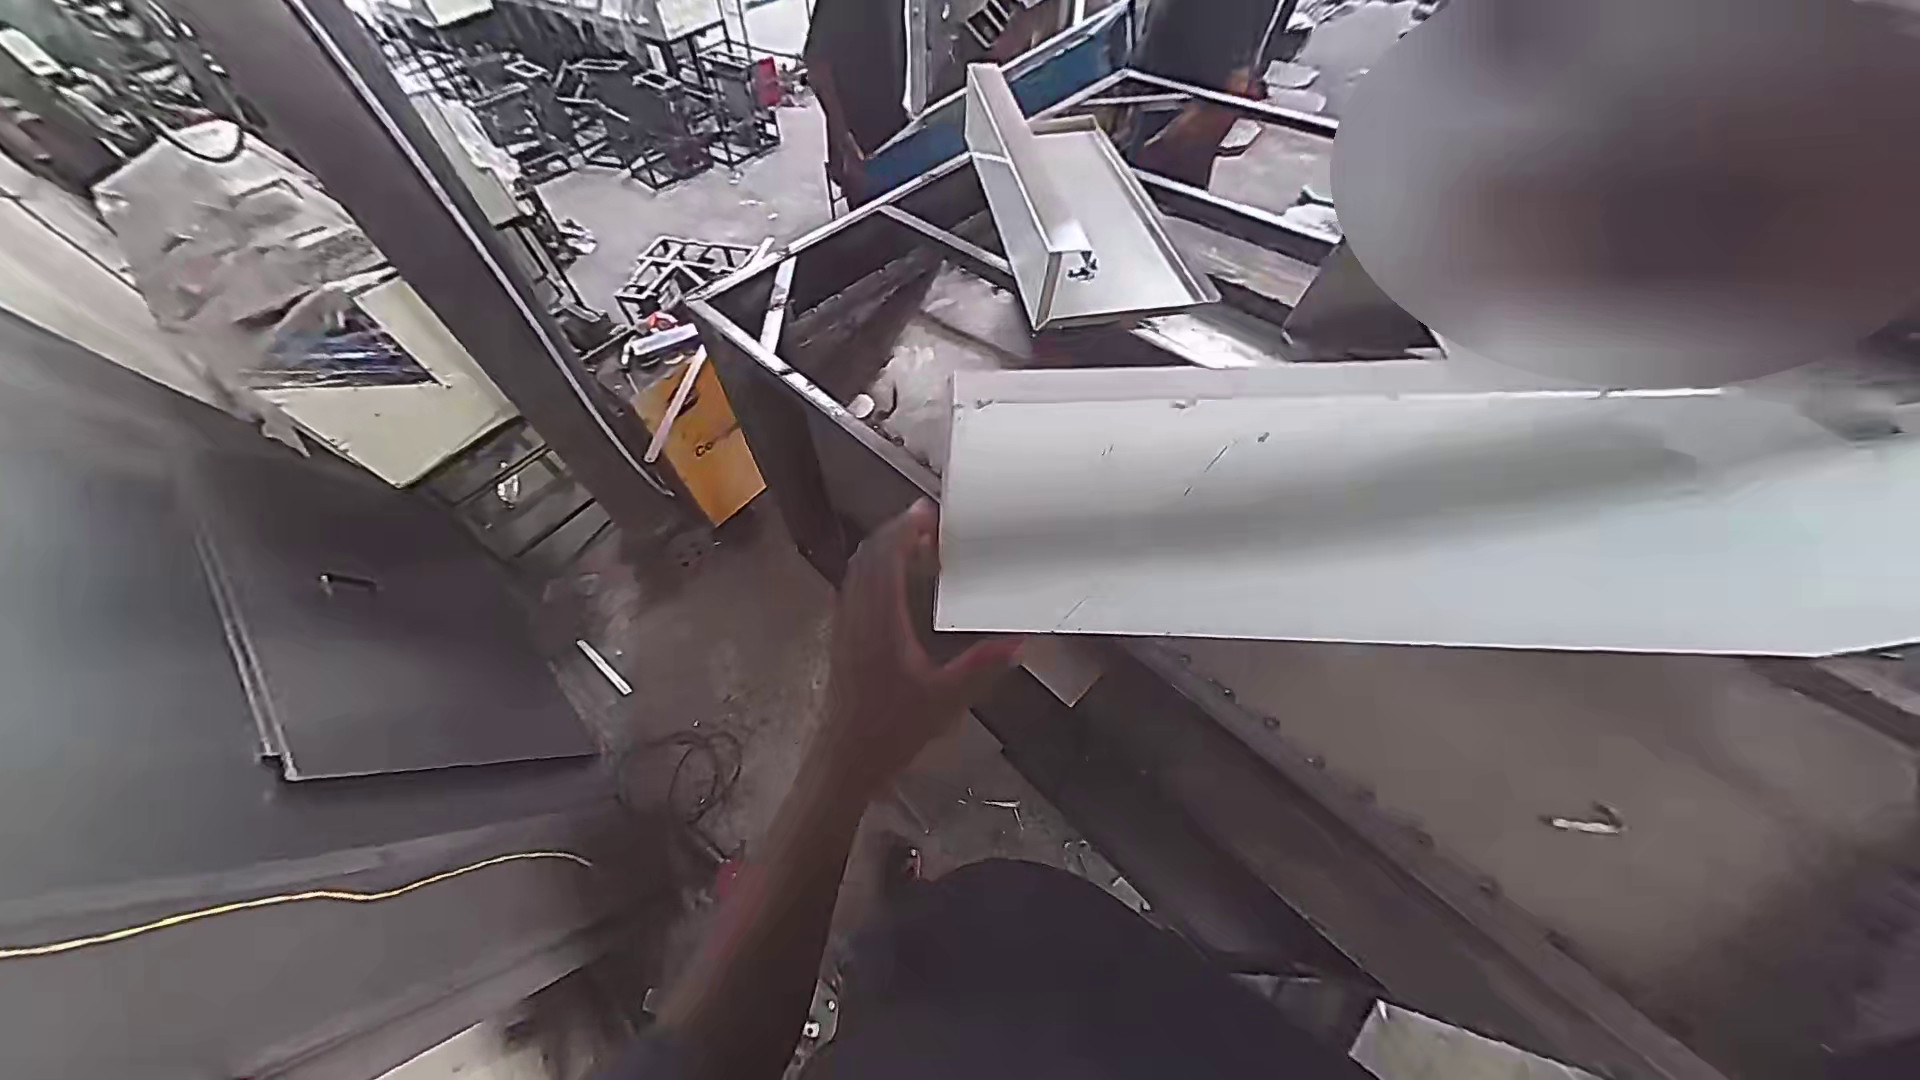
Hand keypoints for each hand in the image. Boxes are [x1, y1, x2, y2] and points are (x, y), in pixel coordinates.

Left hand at [816, 500, 1019, 795]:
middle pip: (869, 557)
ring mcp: (845, 626)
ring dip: (884, 551)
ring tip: (914, 546)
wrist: (846, 759)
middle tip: (926, 523)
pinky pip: (855, 589)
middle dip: (896, 533)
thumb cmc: (891, 729)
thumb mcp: (945, 698)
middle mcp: (857, 616)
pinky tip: (895, 585)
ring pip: (858, 572)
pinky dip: (875, 573)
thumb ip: (982, 666)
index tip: (925, 513)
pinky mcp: (842, 639)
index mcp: (881, 622)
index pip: (886, 559)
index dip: (904, 530)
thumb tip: (1018, 642)